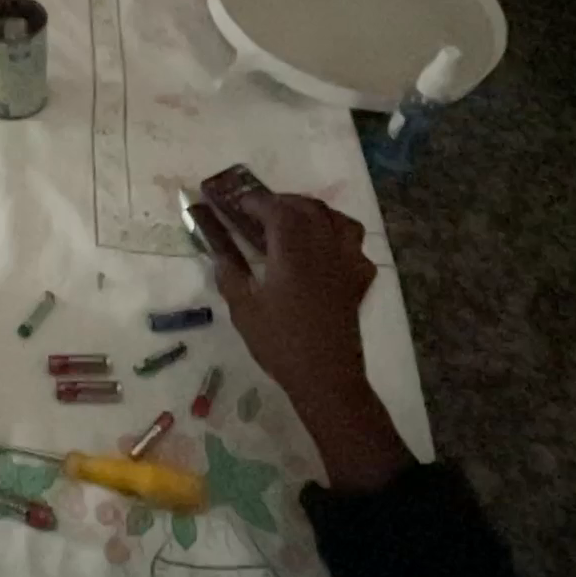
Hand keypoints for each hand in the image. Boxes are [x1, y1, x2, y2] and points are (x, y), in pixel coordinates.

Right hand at [191, 192, 412, 490]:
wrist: (325, 376)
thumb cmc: (278, 341)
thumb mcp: (242, 306)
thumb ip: (229, 270)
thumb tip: (216, 247)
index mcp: (293, 249)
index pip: (275, 209)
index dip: (253, 201)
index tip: (234, 202)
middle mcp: (324, 247)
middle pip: (307, 207)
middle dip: (280, 201)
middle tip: (256, 210)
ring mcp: (347, 261)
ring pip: (336, 219)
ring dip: (312, 212)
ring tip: (292, 220)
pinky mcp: (359, 279)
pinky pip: (354, 244)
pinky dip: (338, 236)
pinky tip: (324, 250)